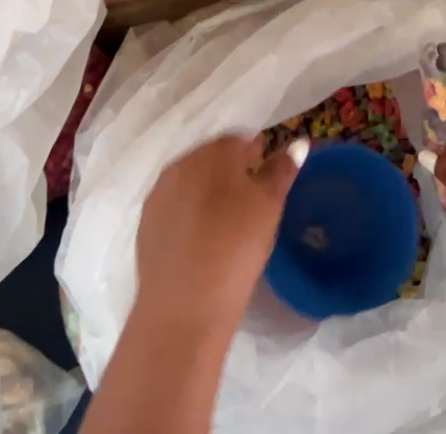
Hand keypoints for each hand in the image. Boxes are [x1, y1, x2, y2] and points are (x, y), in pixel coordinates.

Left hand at [132, 134, 305, 324]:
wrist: (185, 305)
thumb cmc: (237, 246)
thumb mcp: (270, 205)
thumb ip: (283, 169)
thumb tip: (299, 142)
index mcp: (212, 153)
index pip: (238, 139)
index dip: (256, 153)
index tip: (267, 175)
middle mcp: (180, 165)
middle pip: (211, 157)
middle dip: (230, 169)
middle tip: (250, 199)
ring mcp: (159, 194)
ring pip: (190, 181)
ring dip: (209, 190)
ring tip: (228, 220)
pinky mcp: (146, 224)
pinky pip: (174, 206)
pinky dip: (190, 212)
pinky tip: (203, 237)